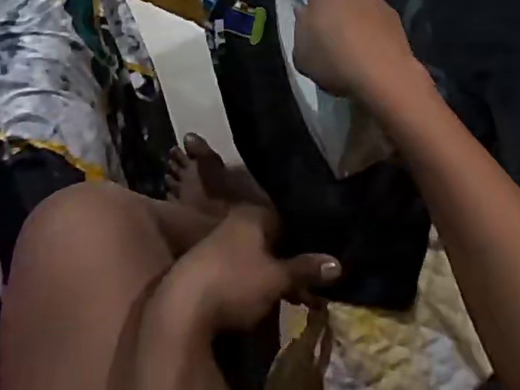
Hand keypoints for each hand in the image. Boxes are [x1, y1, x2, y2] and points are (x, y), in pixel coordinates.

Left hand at [161, 204, 339, 330]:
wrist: (181, 307)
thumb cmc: (234, 281)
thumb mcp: (276, 278)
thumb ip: (305, 268)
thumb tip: (338, 263)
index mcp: (253, 212)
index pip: (286, 216)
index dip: (304, 236)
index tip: (320, 252)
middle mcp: (236, 220)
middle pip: (271, 236)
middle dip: (290, 257)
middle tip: (310, 280)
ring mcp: (219, 242)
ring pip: (256, 254)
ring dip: (273, 272)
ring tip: (294, 295)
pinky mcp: (208, 266)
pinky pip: (241, 267)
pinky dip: (255, 280)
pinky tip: (265, 297)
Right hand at [293, 0, 423, 102]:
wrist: (383, 75)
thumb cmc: (333, 59)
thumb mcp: (302, 51)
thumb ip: (302, 27)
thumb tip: (306, 13)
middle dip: (332, 5)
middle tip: (328, 35)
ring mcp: (376, 1)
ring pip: (358, 4)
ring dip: (352, 19)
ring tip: (350, 50)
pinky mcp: (393, 17)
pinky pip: (375, 18)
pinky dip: (371, 30)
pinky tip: (370, 54)